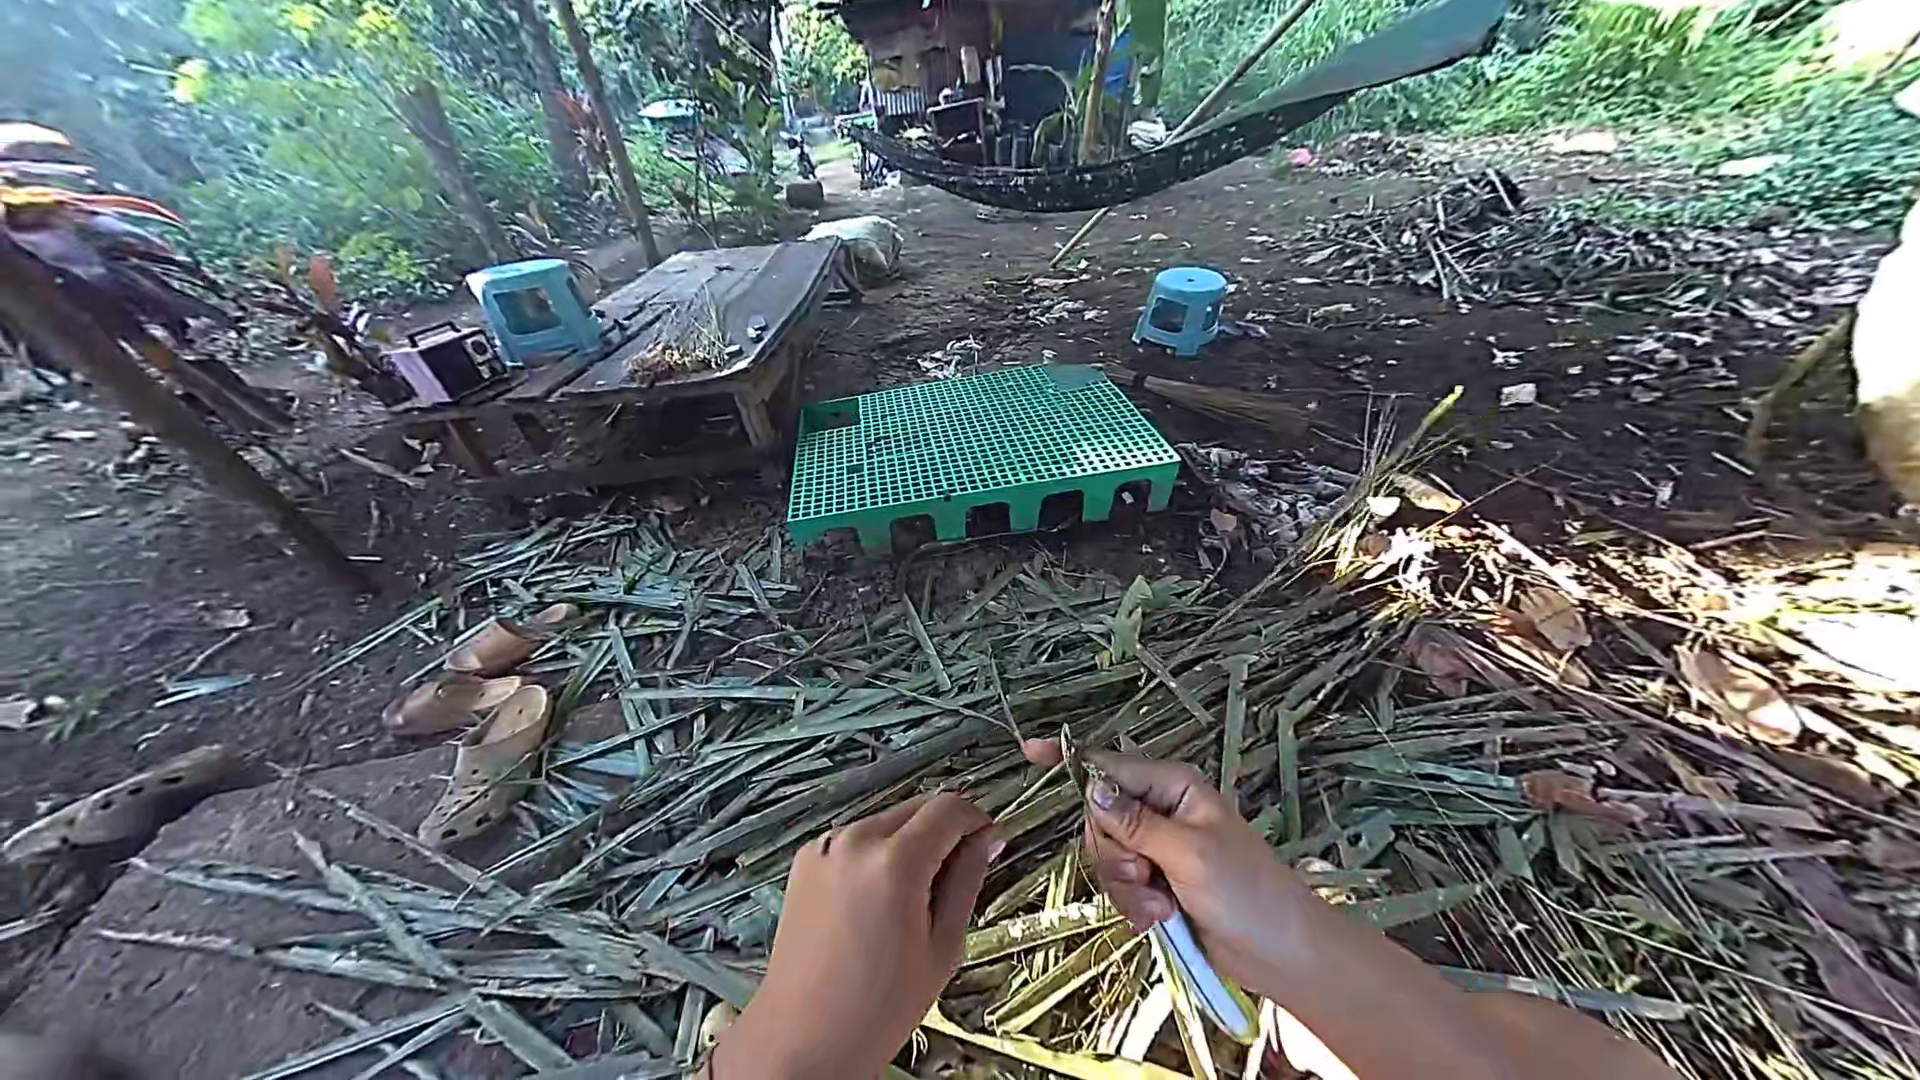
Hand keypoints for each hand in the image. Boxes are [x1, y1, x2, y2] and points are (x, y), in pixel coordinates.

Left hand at [710, 792, 999, 1079]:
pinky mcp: (808, 855)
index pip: (948, 808)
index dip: (975, 820)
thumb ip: (967, 880)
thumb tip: (987, 838)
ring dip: (911, 839)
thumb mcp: (942, 947)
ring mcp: (827, 845)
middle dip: (945, 828)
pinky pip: (858, 837)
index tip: (987, 841)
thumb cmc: (879, 1007)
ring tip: (912, 893)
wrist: (801, 1039)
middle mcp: (856, 840)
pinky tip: (876, 897)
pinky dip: (877, 851)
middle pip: (919, 806)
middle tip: (955, 872)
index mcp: (894, 863)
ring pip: (889, 819)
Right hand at [1022, 739, 1314, 994]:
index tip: (1029, 752)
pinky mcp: (1152, 879)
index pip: (1107, 765)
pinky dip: (1132, 904)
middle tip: (1147, 875)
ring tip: (1161, 905)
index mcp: (1171, 785)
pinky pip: (1117, 883)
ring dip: (1126, 885)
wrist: (1283, 955)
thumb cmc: (1247, 891)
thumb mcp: (1189, 852)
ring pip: (1104, 854)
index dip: (1068, 760)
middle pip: (1098, 816)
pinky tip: (1160, 918)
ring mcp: (1153, 845)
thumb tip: (1090, 789)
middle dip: (1114, 852)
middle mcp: (1157, 808)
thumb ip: (1135, 822)